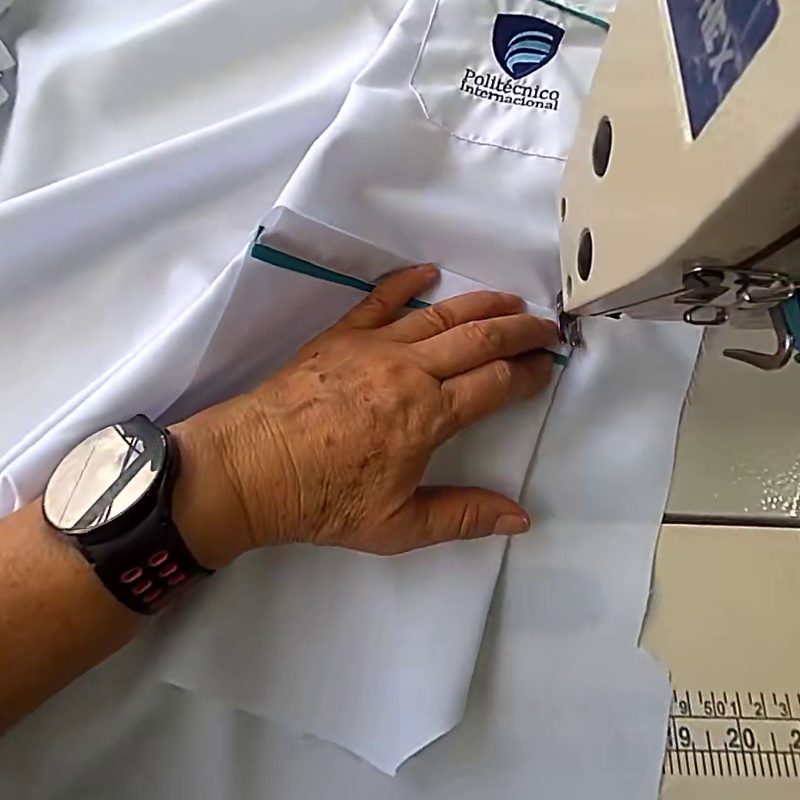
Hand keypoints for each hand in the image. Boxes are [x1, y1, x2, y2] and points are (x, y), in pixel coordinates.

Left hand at [170, 264, 559, 567]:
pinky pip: (378, 300)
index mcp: (428, 417)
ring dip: (480, 304)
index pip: (495, 384)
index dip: (527, 374)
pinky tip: (427, 272)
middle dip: (519, 330)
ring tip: (510, 300)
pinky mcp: (339, 337)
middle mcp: (408, 372)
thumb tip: (520, 518)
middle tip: (546, 327)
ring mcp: (372, 348)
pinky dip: (405, 282)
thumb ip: (462, 517)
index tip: (545, 368)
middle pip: (478, 339)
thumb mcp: (397, 526)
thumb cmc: (323, 500)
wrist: (253, 467)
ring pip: (439, 315)